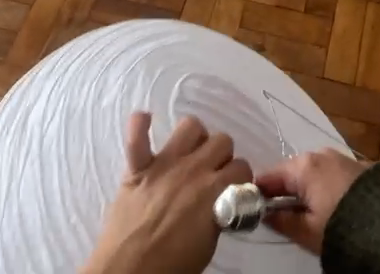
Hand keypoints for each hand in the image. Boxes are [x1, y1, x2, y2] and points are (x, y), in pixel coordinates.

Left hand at [83, 112, 251, 273]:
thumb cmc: (173, 267)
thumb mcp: (209, 243)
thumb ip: (219, 214)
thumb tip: (222, 202)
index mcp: (215, 190)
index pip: (242, 168)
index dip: (241, 179)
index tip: (236, 189)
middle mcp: (193, 168)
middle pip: (222, 140)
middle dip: (223, 156)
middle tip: (215, 175)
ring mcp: (164, 163)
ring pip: (190, 126)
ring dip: (195, 138)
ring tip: (191, 155)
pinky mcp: (137, 167)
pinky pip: (137, 135)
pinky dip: (140, 125)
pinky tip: (146, 120)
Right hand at [254, 148, 368, 255]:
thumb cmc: (340, 227)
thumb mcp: (307, 232)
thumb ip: (282, 221)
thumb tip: (265, 214)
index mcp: (302, 166)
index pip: (270, 176)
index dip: (260, 192)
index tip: (254, 207)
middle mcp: (320, 154)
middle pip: (293, 172)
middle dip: (286, 190)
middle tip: (283, 214)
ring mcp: (342, 157)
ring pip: (315, 172)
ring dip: (309, 188)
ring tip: (310, 211)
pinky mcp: (361, 166)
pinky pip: (335, 174)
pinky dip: (329, 186)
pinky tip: (334, 203)